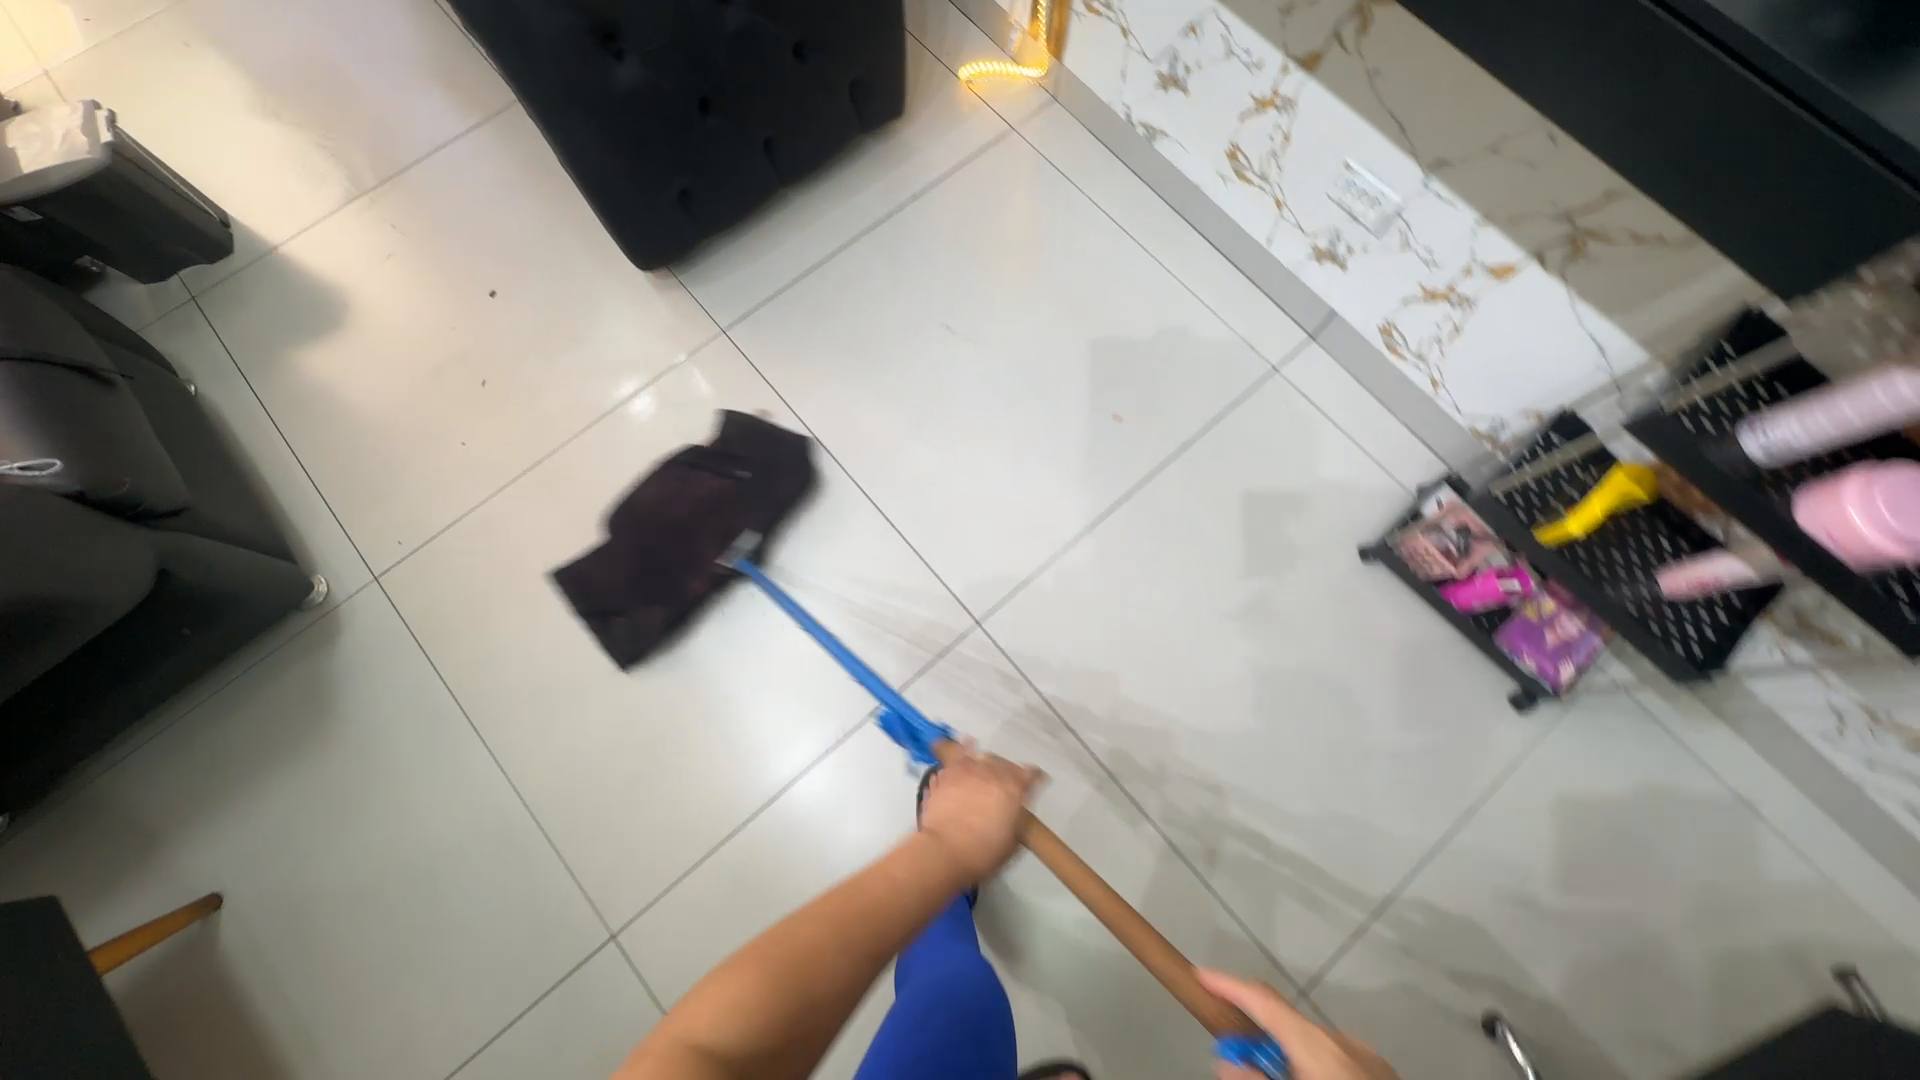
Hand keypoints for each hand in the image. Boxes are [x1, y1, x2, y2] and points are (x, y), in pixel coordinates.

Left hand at [917, 744, 1045, 882]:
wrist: (944, 850)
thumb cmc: (983, 852)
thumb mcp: (1012, 839)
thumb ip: (1017, 816)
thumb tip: (1016, 807)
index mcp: (1013, 788)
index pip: (1031, 774)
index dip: (1035, 777)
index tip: (1037, 781)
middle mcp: (992, 772)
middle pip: (1004, 763)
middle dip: (1008, 770)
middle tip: (1007, 781)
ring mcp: (967, 770)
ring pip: (979, 755)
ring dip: (983, 761)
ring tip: (981, 763)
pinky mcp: (946, 774)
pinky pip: (955, 757)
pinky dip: (959, 757)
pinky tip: (958, 760)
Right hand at [1197, 969, 1398, 1079]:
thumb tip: (1225, 1060)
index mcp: (1317, 1047)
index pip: (1263, 1000)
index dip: (1228, 985)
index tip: (1199, 975)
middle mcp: (1344, 1043)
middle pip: (1287, 1021)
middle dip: (1256, 1031)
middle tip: (1233, 1055)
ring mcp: (1369, 1059)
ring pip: (1312, 1044)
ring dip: (1286, 1055)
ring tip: (1271, 1074)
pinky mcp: (1383, 1075)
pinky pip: (1336, 1061)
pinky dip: (1312, 1068)